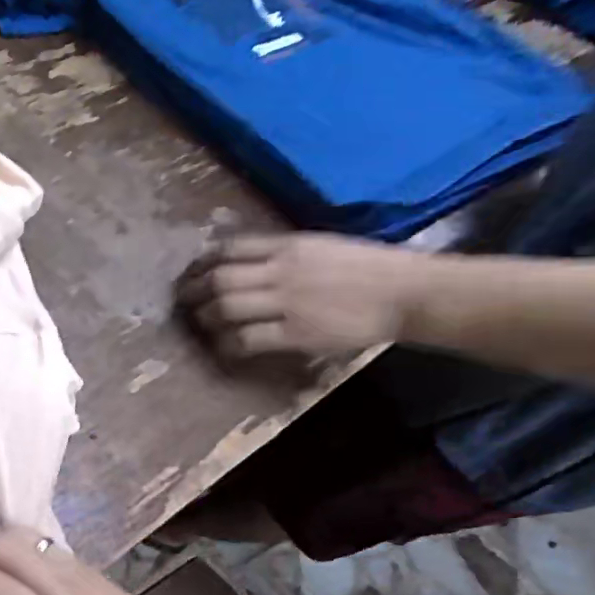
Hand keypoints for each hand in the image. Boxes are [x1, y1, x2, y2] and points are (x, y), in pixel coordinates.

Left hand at [177, 233, 430, 357]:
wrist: (410, 292)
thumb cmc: (370, 267)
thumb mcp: (321, 246)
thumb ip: (282, 252)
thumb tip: (244, 261)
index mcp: (288, 245)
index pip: (230, 248)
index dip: (203, 263)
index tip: (192, 274)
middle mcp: (281, 270)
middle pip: (219, 279)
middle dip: (194, 292)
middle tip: (184, 302)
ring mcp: (288, 302)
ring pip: (226, 308)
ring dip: (205, 318)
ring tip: (201, 325)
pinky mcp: (297, 333)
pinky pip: (247, 339)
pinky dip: (228, 345)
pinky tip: (226, 349)